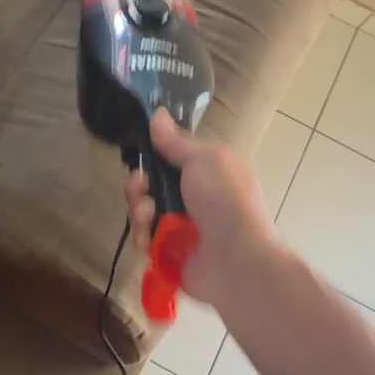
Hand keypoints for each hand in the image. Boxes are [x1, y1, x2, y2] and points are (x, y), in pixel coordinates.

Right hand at [125, 110, 282, 309]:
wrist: (236, 260)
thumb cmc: (225, 201)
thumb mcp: (205, 159)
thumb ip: (177, 141)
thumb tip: (157, 114)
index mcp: (207, 175)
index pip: (170, 161)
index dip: (152, 157)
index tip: (142, 155)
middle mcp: (193, 200)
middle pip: (150, 187)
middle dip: (139, 185)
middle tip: (141, 187)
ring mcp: (181, 229)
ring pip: (143, 213)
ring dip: (139, 211)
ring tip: (149, 216)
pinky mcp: (169, 254)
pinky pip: (144, 240)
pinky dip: (143, 237)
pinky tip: (150, 239)